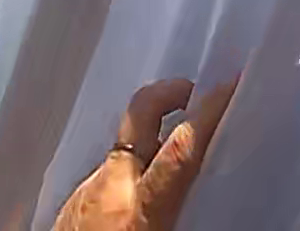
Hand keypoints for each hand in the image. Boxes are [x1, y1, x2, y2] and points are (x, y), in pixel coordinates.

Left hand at [52, 76, 238, 230]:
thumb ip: (181, 216)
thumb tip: (206, 198)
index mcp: (140, 209)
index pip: (180, 147)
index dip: (208, 111)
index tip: (229, 84)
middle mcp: (112, 184)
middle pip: (141, 109)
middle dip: (170, 92)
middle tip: (194, 95)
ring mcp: (87, 186)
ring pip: (126, 143)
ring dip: (150, 142)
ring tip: (173, 159)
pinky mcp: (70, 199)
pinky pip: (109, 171)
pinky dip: (129, 173)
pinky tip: (137, 199)